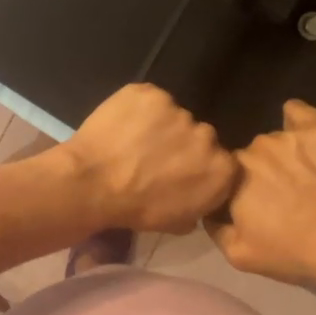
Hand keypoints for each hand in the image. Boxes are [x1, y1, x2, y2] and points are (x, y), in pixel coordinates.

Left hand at [54, 84, 238, 233]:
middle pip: (198, 134)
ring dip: (159, 125)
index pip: (221, 161)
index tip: (180, 171)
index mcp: (222, 169)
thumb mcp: (179, 222)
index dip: (199, 165)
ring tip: (134, 139)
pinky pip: (149, 99)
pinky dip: (138, 108)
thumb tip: (198, 191)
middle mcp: (206, 135)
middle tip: (155, 155)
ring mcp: (178, 110)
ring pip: (173, 115)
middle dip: (182, 143)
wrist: (94, 183)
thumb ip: (200, 202)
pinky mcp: (151, 92)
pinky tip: (123, 123)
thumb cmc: (137, 209)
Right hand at [209, 100, 315, 304]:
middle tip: (285, 198)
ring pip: (277, 141)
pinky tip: (303, 131)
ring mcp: (287, 136)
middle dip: (263, 174)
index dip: (240, 190)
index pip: (228, 174)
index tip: (256, 207)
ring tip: (307, 181)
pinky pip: (298, 112)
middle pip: (253, 156)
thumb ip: (215, 230)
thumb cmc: (295, 253)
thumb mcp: (241, 256)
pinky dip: (297, 119)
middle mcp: (255, 148)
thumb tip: (209, 212)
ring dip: (284, 157)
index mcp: (233, 176)